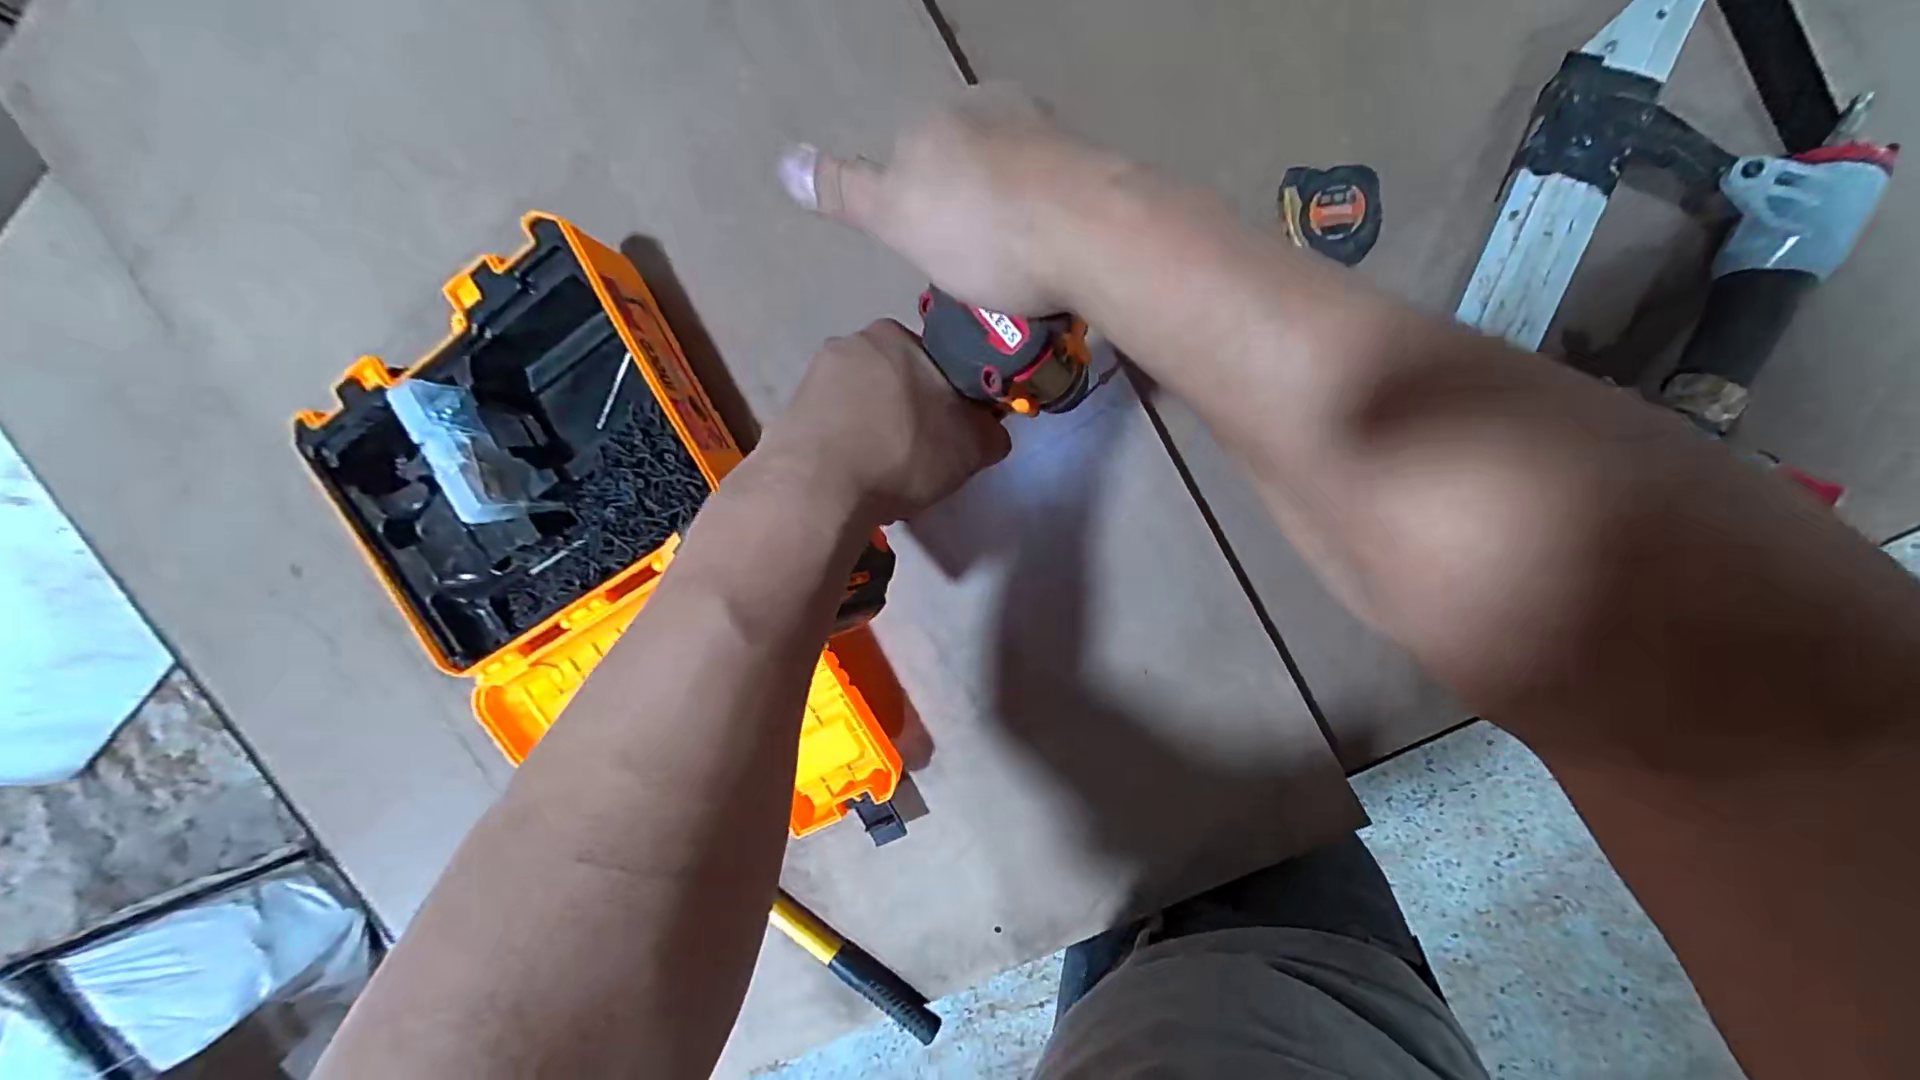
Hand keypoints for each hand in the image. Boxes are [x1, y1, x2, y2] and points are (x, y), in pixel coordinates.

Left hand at [757, 320, 1010, 524]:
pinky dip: (850, 445)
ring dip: (879, 430)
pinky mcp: (792, 411)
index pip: (938, 360)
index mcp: (896, 334)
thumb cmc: (903, 451)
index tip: (953, 430)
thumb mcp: (972, 446)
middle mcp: (851, 342)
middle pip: (898, 380)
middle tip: (922, 454)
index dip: (952, 397)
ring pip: (865, 403)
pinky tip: (857, 476)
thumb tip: (991, 431)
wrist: (819, 487)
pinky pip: (836, 425)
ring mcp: (815, 375)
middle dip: (911, 412)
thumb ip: (992, 431)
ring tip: (886, 472)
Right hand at [778, 85, 1108, 314]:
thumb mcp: (898, 216)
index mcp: (939, 119)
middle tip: (976, 268)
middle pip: (967, 166)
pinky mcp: (1092, 169)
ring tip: (1016, 274)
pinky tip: (1052, 261)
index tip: (934, 252)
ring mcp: (1048, 135)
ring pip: (1014, 180)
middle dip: (967, 212)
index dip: (918, 211)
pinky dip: (1048, 227)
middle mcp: (996, 110)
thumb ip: (847, 190)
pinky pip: (1055, 199)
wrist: (1085, 232)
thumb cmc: (980, 231)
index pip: (911, 155)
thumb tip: (784, 162)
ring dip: (1010, 221)